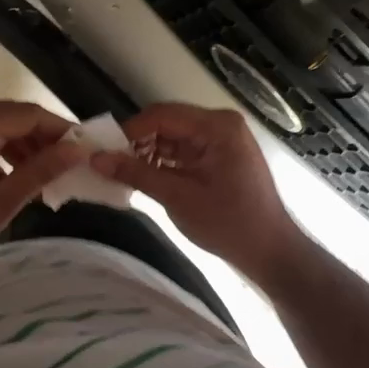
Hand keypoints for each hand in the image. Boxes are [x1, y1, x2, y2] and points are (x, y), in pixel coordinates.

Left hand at [0, 102, 86, 275]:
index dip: (60, 128)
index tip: (88, 146)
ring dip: (29, 144)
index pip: (27, 114)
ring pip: (3, 124)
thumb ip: (41, 171)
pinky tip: (27, 171)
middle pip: (15, 115)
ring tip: (56, 170)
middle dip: (46, 136)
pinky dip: (9, 149)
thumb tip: (79, 150)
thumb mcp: (0, 202)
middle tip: (76, 159)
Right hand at [91, 103, 307, 280]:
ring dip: (149, 152)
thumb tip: (96, 159)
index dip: (129, 131)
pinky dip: (164, 161)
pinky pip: (184, 149)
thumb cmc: (229, 224)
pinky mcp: (221, 155)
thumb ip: (136, 174)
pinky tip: (146, 178)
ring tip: (124, 173)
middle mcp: (220, 124)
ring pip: (173, 136)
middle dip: (138, 142)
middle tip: (110, 163)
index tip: (103, 152)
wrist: (272, 252)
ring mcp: (223, 139)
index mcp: (216, 126)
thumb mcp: (177, 198)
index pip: (161, 115)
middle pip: (166, 122)